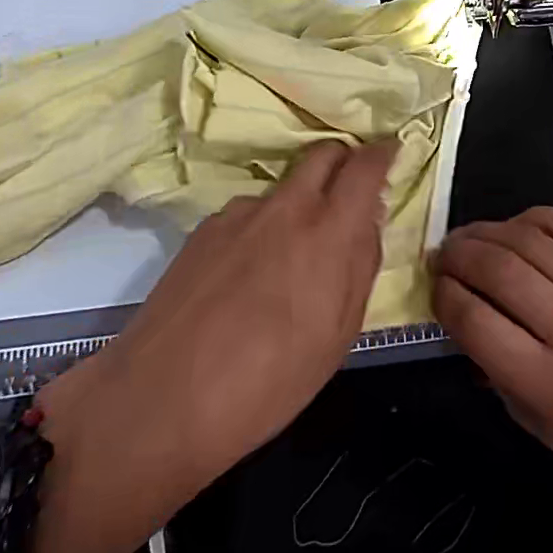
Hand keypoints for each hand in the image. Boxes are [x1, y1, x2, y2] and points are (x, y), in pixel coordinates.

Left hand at [30, 139, 396, 552]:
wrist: (160, 400)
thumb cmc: (268, 380)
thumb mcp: (339, 334)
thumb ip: (362, 265)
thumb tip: (368, 220)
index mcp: (328, 231)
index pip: (365, 165)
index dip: (383, 152)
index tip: (391, 153)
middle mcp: (286, 207)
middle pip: (323, 153)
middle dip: (345, 160)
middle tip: (352, 193)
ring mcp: (240, 213)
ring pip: (285, 186)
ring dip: (302, 201)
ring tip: (293, 254)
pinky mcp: (205, 229)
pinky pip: (250, 212)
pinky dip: (265, 225)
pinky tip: (249, 274)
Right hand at [431, 206, 552, 497]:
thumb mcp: (526, 415)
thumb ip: (487, 358)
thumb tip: (454, 299)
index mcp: (551, 384)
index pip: (476, 321)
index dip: (444, 295)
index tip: (434, 286)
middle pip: (500, 271)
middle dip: (459, 255)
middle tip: (443, 254)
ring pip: (530, 240)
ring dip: (488, 231)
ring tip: (470, 238)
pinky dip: (534, 219)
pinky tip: (516, 228)